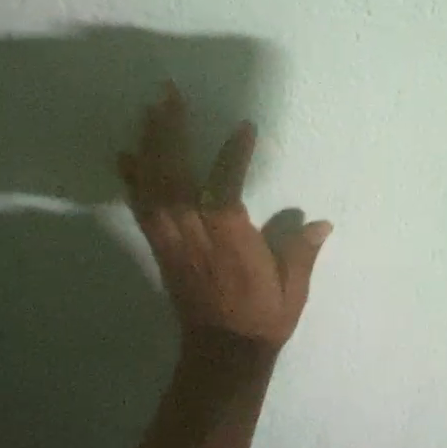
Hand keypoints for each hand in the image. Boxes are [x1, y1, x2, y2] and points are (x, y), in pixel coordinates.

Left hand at [118, 83, 331, 349]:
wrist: (222, 353)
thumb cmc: (262, 318)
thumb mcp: (292, 288)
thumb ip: (301, 252)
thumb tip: (321, 223)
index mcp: (231, 241)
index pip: (226, 187)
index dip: (232, 155)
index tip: (245, 127)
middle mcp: (195, 234)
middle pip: (176, 176)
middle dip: (171, 132)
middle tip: (169, 94)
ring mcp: (173, 240)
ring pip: (154, 185)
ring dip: (150, 145)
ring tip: (149, 109)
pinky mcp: (161, 248)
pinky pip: (142, 208)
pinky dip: (133, 179)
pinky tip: (125, 154)